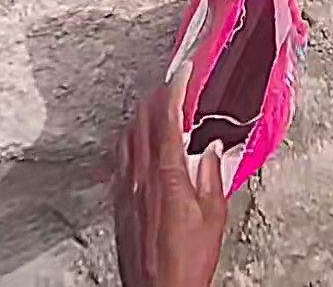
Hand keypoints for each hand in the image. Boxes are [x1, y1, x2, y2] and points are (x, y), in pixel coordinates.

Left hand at [113, 65, 227, 286]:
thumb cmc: (188, 261)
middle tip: (175, 85)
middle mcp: (142, 175)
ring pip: (128, 135)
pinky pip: (120, 157)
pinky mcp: (119, 202)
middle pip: (143, 118)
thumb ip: (212, 174)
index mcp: (167, 173)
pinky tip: (139, 141)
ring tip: (158, 107)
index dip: (176, 87)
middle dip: (158, 95)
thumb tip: (211, 148)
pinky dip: (131, 137)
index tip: (185, 71)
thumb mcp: (213, 215)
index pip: (168, 116)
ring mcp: (127, 188)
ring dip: (142, 114)